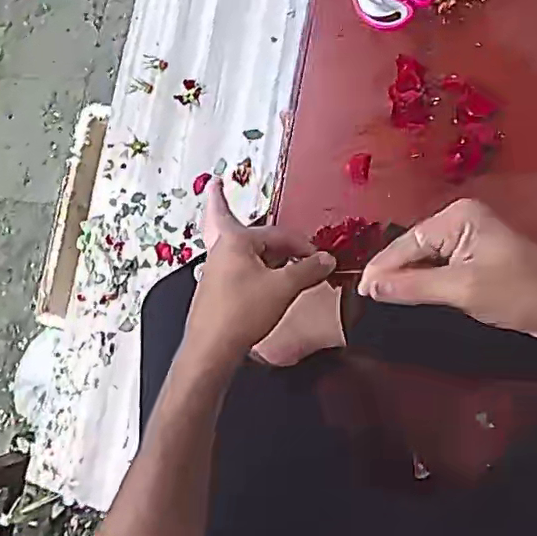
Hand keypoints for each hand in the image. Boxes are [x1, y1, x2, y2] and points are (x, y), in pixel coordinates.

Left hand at [181, 185, 336, 365]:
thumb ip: (308, 270)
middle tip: (216, 186)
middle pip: (243, 229)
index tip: (319, 257)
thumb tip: (326, 260)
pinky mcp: (215, 289)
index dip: (301, 244)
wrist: (210, 349)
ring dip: (256, 248)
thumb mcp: (284, 288)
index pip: (277, 234)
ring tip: (262, 243)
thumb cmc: (243, 313)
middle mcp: (221, 250)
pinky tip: (260, 278)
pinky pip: (236, 267)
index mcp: (235, 240)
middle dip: (235, 212)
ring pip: (241, 250)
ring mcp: (215, 270)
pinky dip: (252, 266)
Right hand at [358, 198, 536, 337]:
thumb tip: (371, 286)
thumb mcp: (462, 290)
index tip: (361, 290)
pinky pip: (437, 260)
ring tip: (381, 295)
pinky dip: (423, 277)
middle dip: (393, 270)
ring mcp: (468, 231)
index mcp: (459, 216)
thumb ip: (414, 286)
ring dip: (406, 275)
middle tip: (368, 296)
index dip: (383, 267)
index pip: (409, 241)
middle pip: (414, 245)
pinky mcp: (473, 248)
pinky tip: (408, 290)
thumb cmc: (516, 294)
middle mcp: (460, 216)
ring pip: (423, 254)